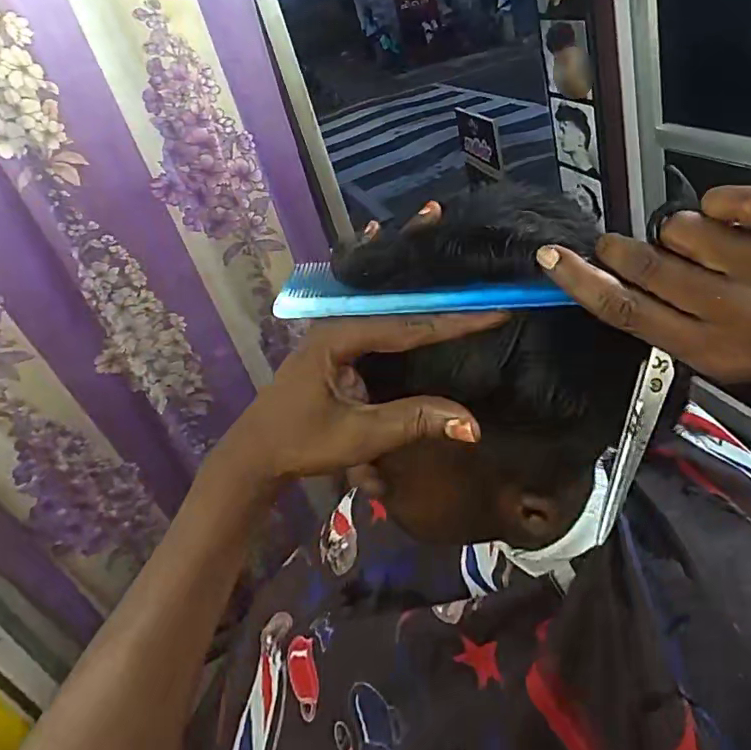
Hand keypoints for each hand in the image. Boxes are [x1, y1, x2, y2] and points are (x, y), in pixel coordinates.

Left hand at [217, 310, 502, 484]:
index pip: (407, 325)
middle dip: (445, 304)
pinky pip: (384, 333)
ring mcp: (338, 335)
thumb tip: (473, 424)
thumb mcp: (360, 434)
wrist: (255, 454)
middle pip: (402, 311)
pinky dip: (411, 328)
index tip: (495, 312)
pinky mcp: (341, 350)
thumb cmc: (301, 442)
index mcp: (338, 335)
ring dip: (429, 310)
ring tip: (471, 297)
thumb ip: (414, 422)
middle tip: (489, 295)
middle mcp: (339, 324)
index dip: (454, 322)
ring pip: (393, 318)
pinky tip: (435, 316)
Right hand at [537, 185, 750, 390]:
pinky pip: (731, 198)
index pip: (628, 310)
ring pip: (683, 225)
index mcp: (711, 350)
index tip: (552, 256)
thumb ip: (650, 316)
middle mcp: (745, 315)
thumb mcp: (699, 353)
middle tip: (621, 248)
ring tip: (700, 252)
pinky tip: (728, 226)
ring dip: (677, 234)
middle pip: (649, 264)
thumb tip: (596, 269)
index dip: (581, 280)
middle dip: (621, 250)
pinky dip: (717, 205)